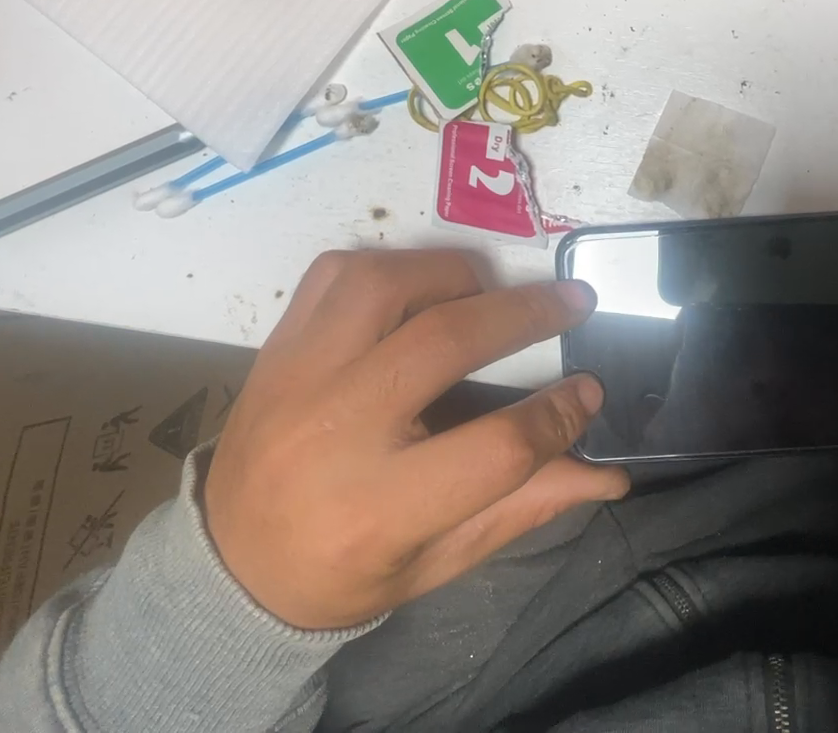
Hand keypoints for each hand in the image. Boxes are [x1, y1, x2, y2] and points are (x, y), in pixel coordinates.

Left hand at [203, 251, 628, 629]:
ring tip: (491, 289)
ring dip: (455, 274)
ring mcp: (298, 378)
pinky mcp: (277, 347)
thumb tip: (610, 473)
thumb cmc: (342, 572)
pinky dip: (392, 265)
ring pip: (386, 285)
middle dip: (527, 314)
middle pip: (446, 343)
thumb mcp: (439, 560)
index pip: (495, 447)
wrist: (227, 566)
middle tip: (573, 301)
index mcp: (379, 508)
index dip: (558, 415)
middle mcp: (335, 431)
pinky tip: (421, 286)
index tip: (590, 390)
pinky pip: (336, 274)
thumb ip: (526, 506)